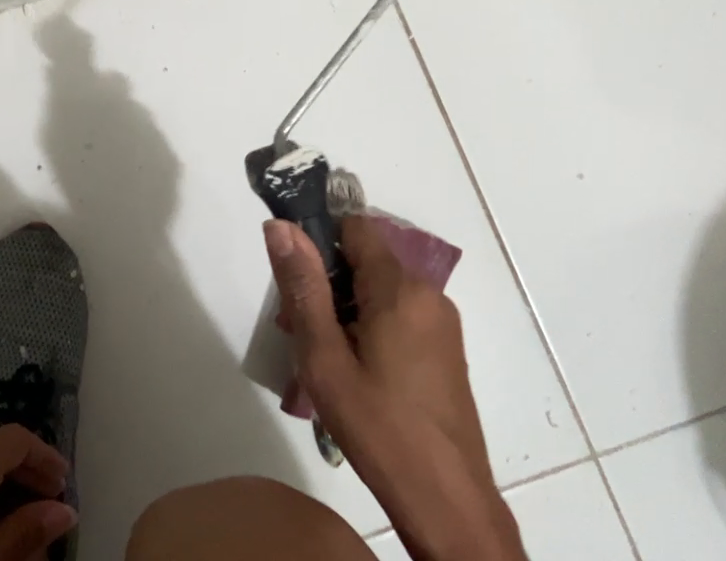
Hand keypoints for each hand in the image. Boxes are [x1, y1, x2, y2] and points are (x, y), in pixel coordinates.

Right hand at [265, 217, 525, 560]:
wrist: (445, 500)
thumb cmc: (377, 425)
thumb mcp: (324, 355)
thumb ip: (302, 286)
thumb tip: (280, 225)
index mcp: (400, 289)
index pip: (355, 228)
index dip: (317, 237)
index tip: (290, 273)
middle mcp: (428, 295)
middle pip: (364, 260)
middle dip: (325, 281)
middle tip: (298, 328)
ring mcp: (442, 325)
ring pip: (379, 290)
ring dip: (344, 308)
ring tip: (322, 356)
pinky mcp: (445, 351)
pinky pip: (398, 315)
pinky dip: (368, 326)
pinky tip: (352, 371)